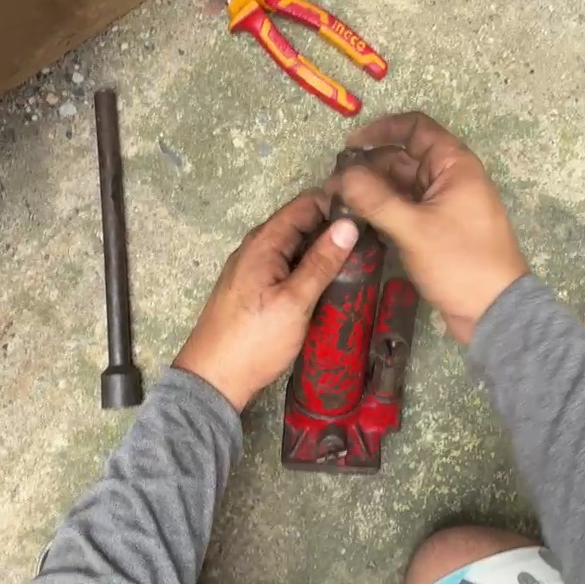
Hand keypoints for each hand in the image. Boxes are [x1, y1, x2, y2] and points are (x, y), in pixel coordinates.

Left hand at [173, 192, 359, 410]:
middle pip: (300, 222)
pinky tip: (328, 283)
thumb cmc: (254, 341)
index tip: (368, 219)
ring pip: (294, 245)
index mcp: (264, 243)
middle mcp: (256, 247)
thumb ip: (321, 262)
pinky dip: (308, 266)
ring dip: (322, 249)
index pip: (305, 203)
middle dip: (332, 227)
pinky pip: (286, 264)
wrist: (214, 379)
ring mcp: (253, 267)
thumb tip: (349, 224)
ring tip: (357, 262)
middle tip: (370, 243)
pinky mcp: (255, 287)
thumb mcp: (294, 302)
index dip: (337, 205)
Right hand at [333, 112, 527, 342]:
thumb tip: (341, 177)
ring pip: (401, 186)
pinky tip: (358, 222)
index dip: (381, 129)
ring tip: (339, 205)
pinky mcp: (436, 230)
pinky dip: (383, 211)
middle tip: (333, 187)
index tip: (349, 146)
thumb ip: (375, 199)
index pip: (415, 128)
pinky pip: (406, 209)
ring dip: (372, 192)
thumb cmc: (461, 262)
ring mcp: (443, 205)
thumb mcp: (415, 229)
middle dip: (368, 168)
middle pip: (402, 158)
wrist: (492, 311)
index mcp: (454, 165)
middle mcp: (449, 179)